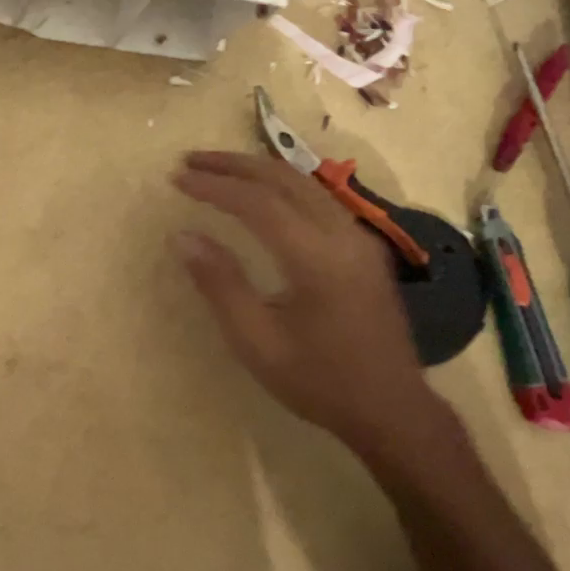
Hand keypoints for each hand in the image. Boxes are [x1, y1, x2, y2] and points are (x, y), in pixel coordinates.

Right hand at [171, 151, 435, 447]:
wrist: (393, 410)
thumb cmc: (319, 381)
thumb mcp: (256, 342)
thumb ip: (220, 284)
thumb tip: (182, 237)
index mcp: (317, 259)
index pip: (258, 203)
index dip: (214, 185)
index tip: (176, 179)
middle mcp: (342, 237)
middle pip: (285, 179)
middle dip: (233, 164)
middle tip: (188, 160)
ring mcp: (359, 240)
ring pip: (305, 184)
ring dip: (257, 170)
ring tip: (215, 170)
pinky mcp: (363, 250)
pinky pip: (318, 199)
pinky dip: (280, 185)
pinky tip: (259, 193)